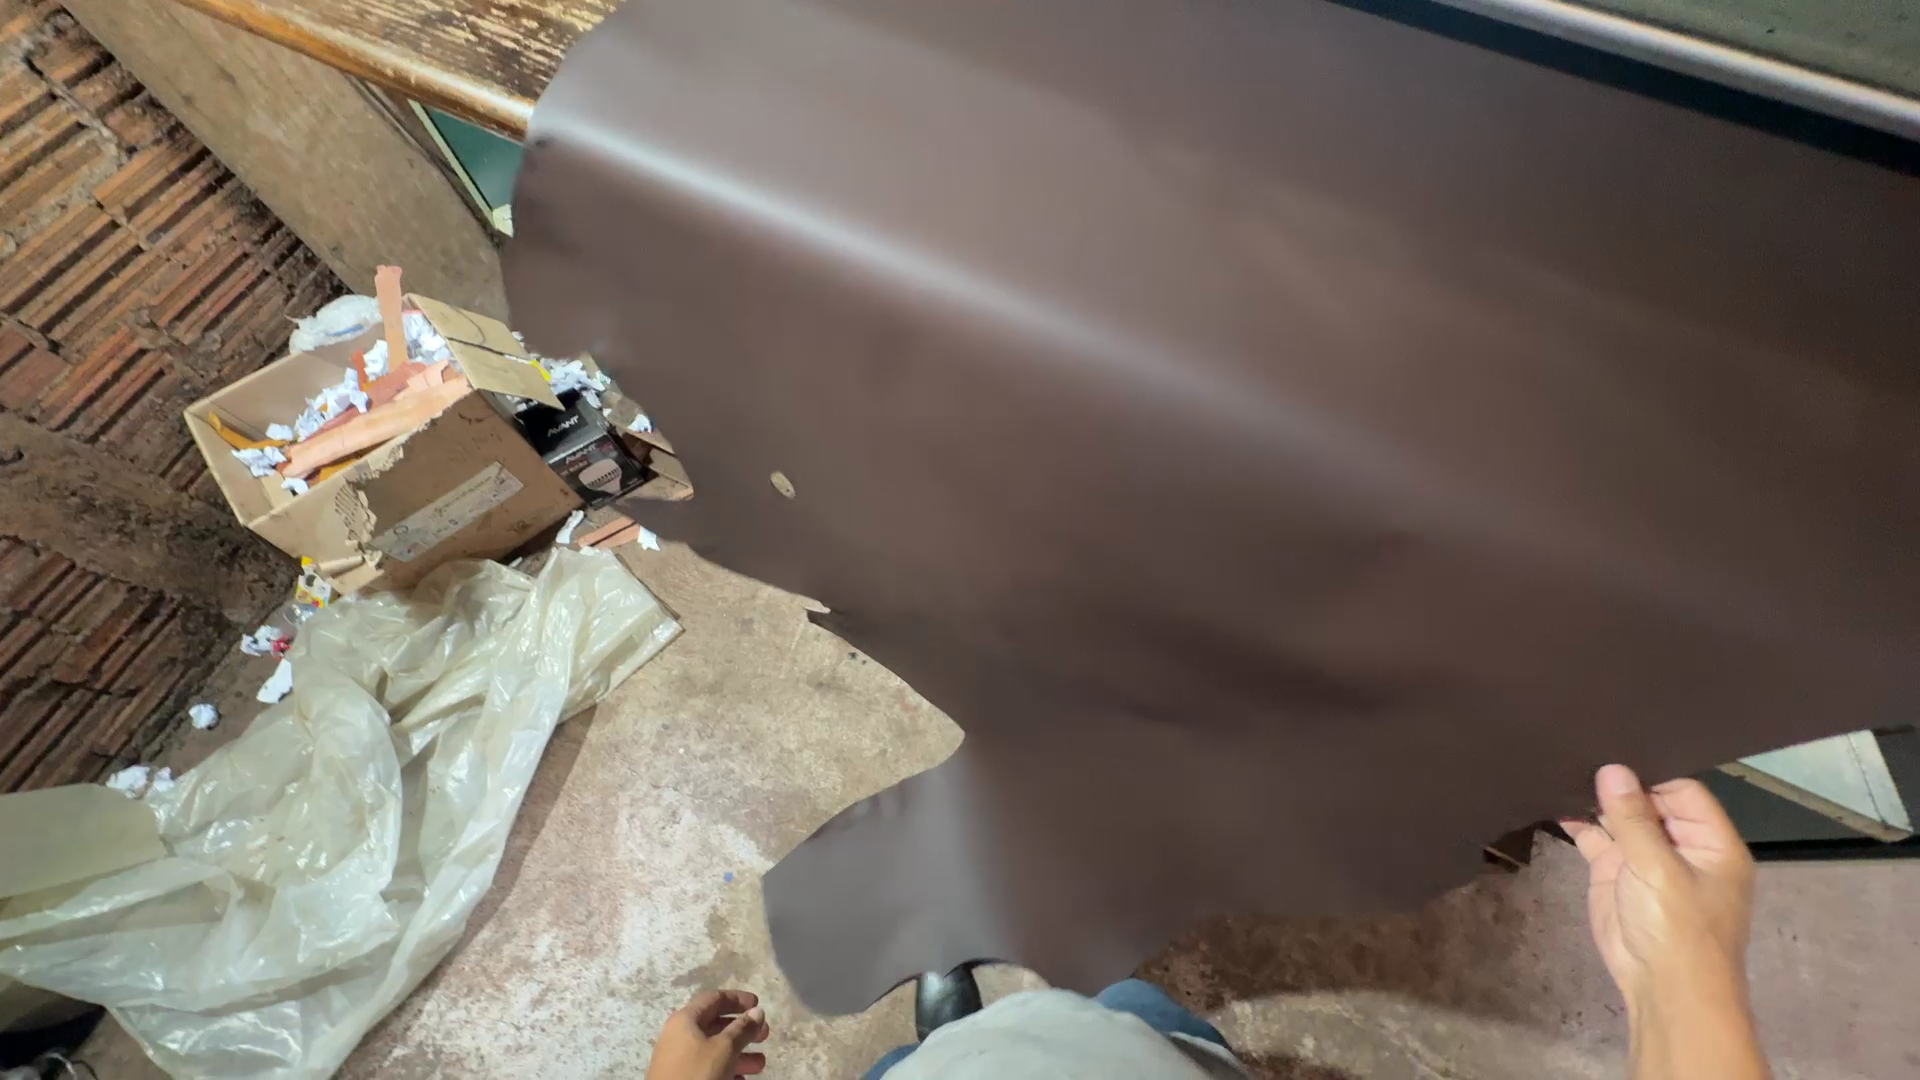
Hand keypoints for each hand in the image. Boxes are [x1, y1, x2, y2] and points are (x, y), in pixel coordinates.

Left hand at [645, 990, 770, 1079]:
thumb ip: (743, 1028)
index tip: (758, 1006)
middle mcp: (679, 1036)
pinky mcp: (680, 1079)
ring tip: (760, 1065)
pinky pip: (706, 1068)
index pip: (715, 999)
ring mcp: (678, 1060)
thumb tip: (757, 1011)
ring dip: (739, 1054)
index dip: (739, 999)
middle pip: (717, 1025)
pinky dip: (725, 1070)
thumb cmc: (697, 1075)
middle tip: (764, 1036)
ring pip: (714, 1050)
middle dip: (743, 1031)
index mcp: (686, 1020)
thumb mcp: (725, 1049)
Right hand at [1562, 765, 1768, 1079]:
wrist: (1661, 983)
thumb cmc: (1677, 926)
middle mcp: (1678, 844)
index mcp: (1709, 843)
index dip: (1648, 771)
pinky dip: (1575, 820)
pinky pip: (1595, 835)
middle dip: (1613, 781)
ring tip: (1555, 769)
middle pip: (1646, 800)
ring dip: (1591, 799)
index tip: (1606, 747)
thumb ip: (1632, 818)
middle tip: (1572, 749)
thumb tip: (1612, 769)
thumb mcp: (1657, 868)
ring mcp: (1644, 856)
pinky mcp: (1615, 869)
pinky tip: (1550, 802)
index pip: (1681, 790)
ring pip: (1616, 815)